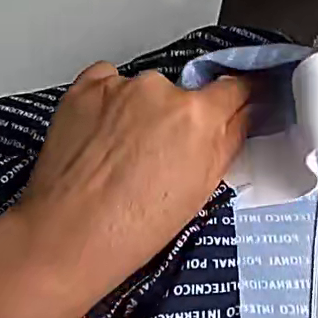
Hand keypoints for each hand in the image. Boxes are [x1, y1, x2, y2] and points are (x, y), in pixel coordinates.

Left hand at [0, 62, 249, 317]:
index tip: (234, 105)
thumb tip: (245, 112)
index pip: (235, 87)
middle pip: (185, 93)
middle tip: (164, 153)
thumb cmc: (141, 224)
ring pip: (146, 91)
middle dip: (181, 116)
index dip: (236, 99)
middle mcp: (161, 89)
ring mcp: (120, 85)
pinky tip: (103, 136)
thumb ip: (231, 140)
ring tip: (124, 153)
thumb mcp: (204, 186)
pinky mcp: (85, 88)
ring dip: (143, 111)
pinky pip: (109, 83)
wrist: (71, 234)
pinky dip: (111, 102)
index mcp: (199, 115)